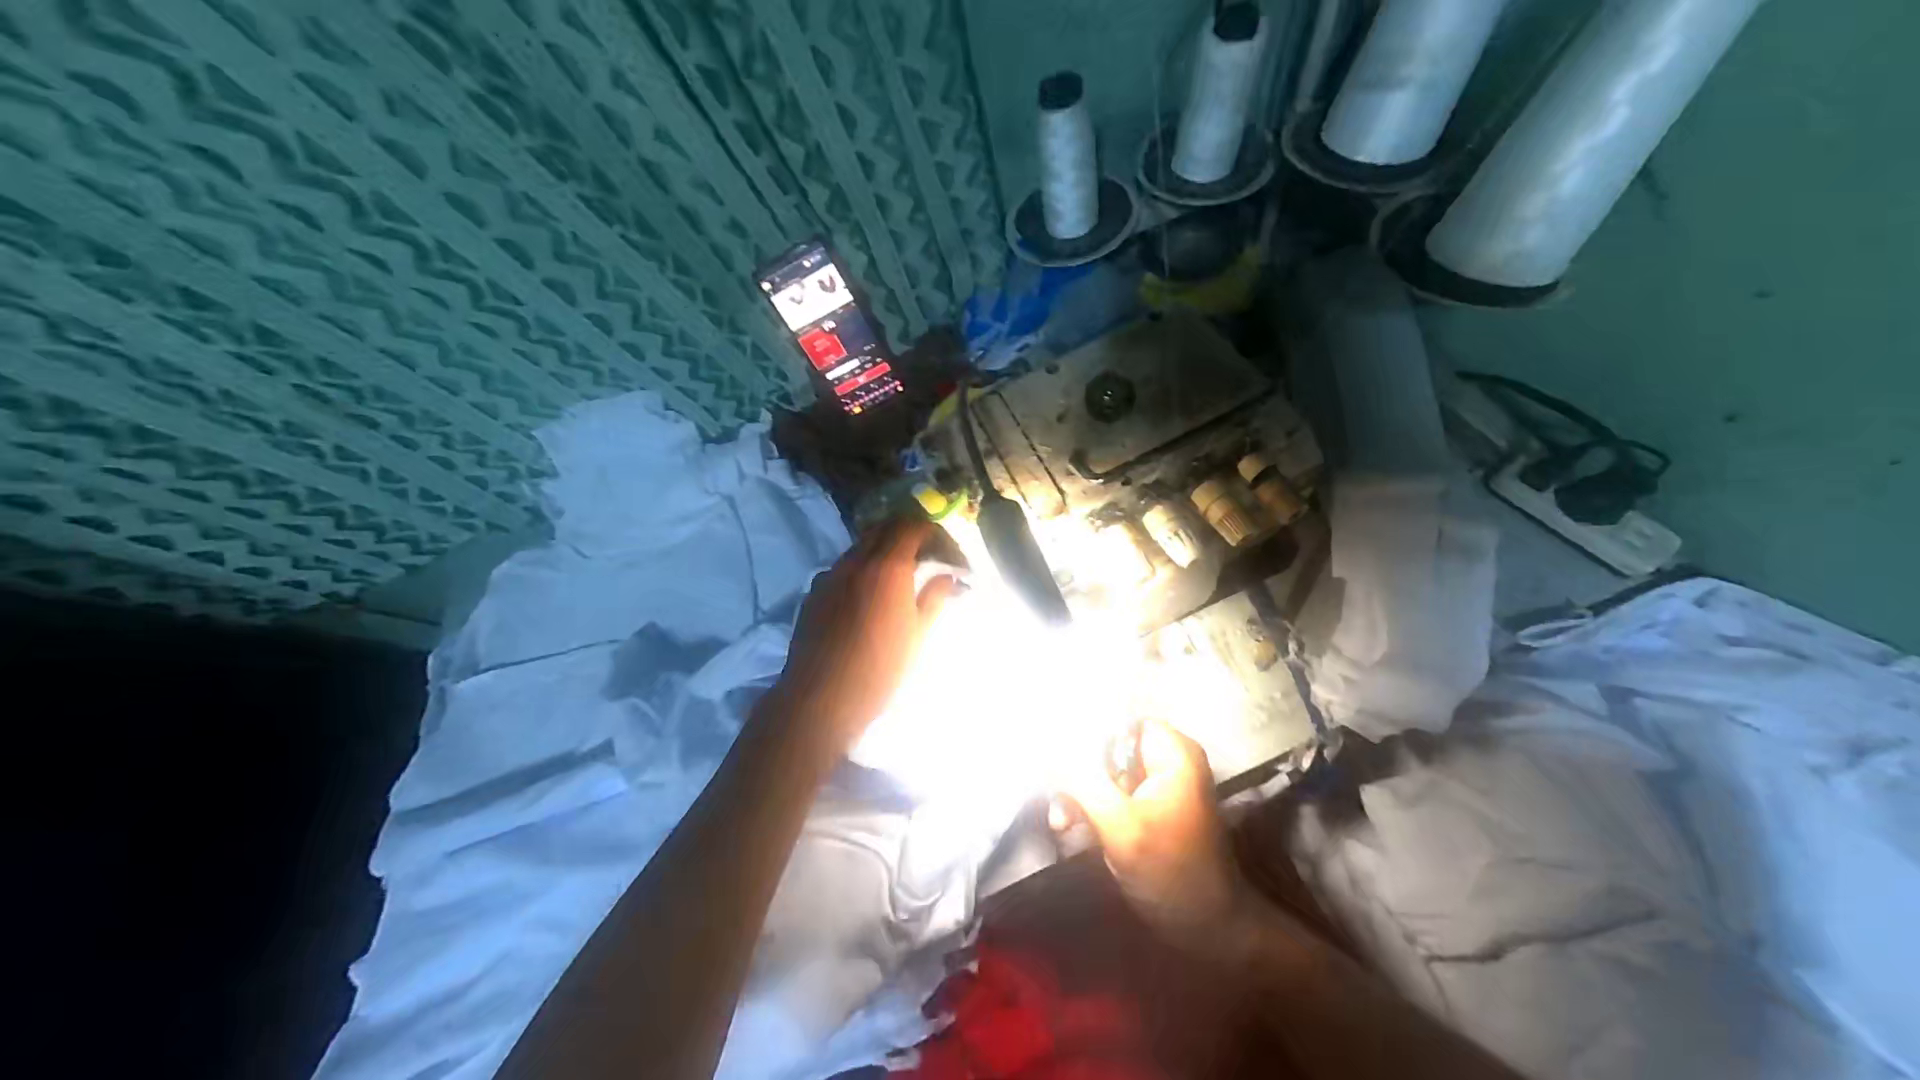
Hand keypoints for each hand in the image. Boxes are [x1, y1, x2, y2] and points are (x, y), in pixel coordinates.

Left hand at [770, 515, 959, 751]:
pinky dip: (862, 569)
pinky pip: (843, 568)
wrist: (821, 698)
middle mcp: (856, 561)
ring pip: (861, 546)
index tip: (949, 555)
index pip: (913, 526)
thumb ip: (935, 597)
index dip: (936, 534)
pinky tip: (869, 598)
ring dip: (884, 550)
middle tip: (929, 559)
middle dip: (910, 535)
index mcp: (887, 567)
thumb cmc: (879, 669)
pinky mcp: (814, 592)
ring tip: (901, 578)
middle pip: (885, 528)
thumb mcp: (918, 634)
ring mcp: (830, 574)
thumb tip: (950, 576)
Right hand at [1054, 721, 1247, 943]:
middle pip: (1106, 747)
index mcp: (1172, 753)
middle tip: (1061, 804)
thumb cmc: (1169, 872)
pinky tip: (1072, 828)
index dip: (1085, 735)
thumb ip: (1082, 779)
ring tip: (1064, 822)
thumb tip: (1047, 744)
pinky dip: (1089, 810)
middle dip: (1077, 773)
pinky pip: (1107, 794)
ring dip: (1078, 795)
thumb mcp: (1120, 823)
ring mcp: (1154, 785)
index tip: (1056, 758)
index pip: (1118, 720)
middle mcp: (1165, 760)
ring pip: (1101, 772)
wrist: (1203, 929)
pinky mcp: (1143, 808)